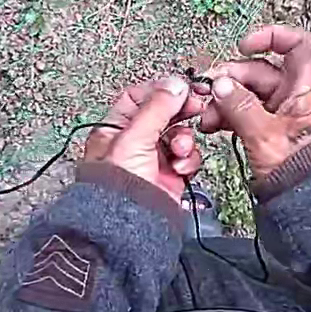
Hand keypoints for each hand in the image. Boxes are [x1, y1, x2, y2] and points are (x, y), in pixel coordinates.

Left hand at [82, 74, 206, 200]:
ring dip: (184, 140)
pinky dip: (189, 160)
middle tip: (195, 106)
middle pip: (163, 115)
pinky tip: (181, 167)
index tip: (181, 88)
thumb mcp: (134, 138)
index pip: (139, 97)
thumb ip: (156, 108)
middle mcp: (133, 143)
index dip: (161, 91)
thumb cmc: (117, 188)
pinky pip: (187, 158)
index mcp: (115, 129)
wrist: (130, 226)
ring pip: (178, 135)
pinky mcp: (169, 176)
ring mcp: (152, 160)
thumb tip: (174, 84)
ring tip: (180, 149)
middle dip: (180, 112)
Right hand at [199, 26, 310, 180]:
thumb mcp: (265, 135)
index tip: (244, 46)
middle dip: (232, 79)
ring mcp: (283, 115)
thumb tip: (221, 84)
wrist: (309, 204)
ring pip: (250, 95)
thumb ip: (240, 106)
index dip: (272, 38)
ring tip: (208, 116)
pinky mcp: (272, 131)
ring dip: (226, 101)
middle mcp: (296, 98)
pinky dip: (230, 115)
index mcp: (306, 91)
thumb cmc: (300, 172)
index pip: (297, 46)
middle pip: (262, 72)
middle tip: (210, 91)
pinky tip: (214, 125)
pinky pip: (248, 114)